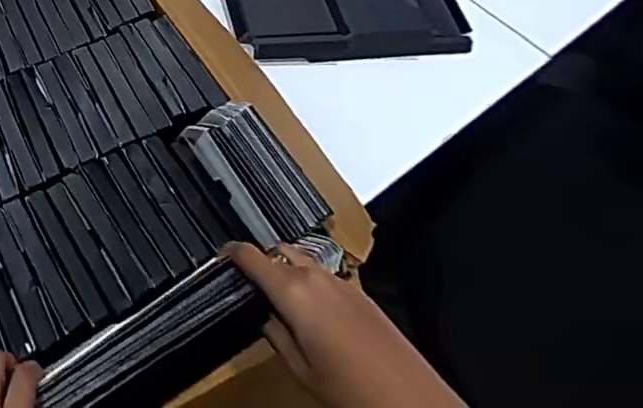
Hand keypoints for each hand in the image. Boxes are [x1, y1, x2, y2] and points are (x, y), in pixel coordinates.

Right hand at [226, 242, 463, 407]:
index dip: (231, 253)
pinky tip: (317, 317)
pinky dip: (312, 284)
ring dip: (288, 272)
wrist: (419, 406)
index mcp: (292, 291)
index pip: (250, 254)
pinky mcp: (362, 294)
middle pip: (276, 250)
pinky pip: (325, 276)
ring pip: (302, 261)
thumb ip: (276, 335)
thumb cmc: (358, 394)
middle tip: (254, 286)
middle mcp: (315, 276)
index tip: (223, 257)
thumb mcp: (302, 371)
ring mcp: (341, 282)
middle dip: (262, 262)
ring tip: (285, 303)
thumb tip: (265, 317)